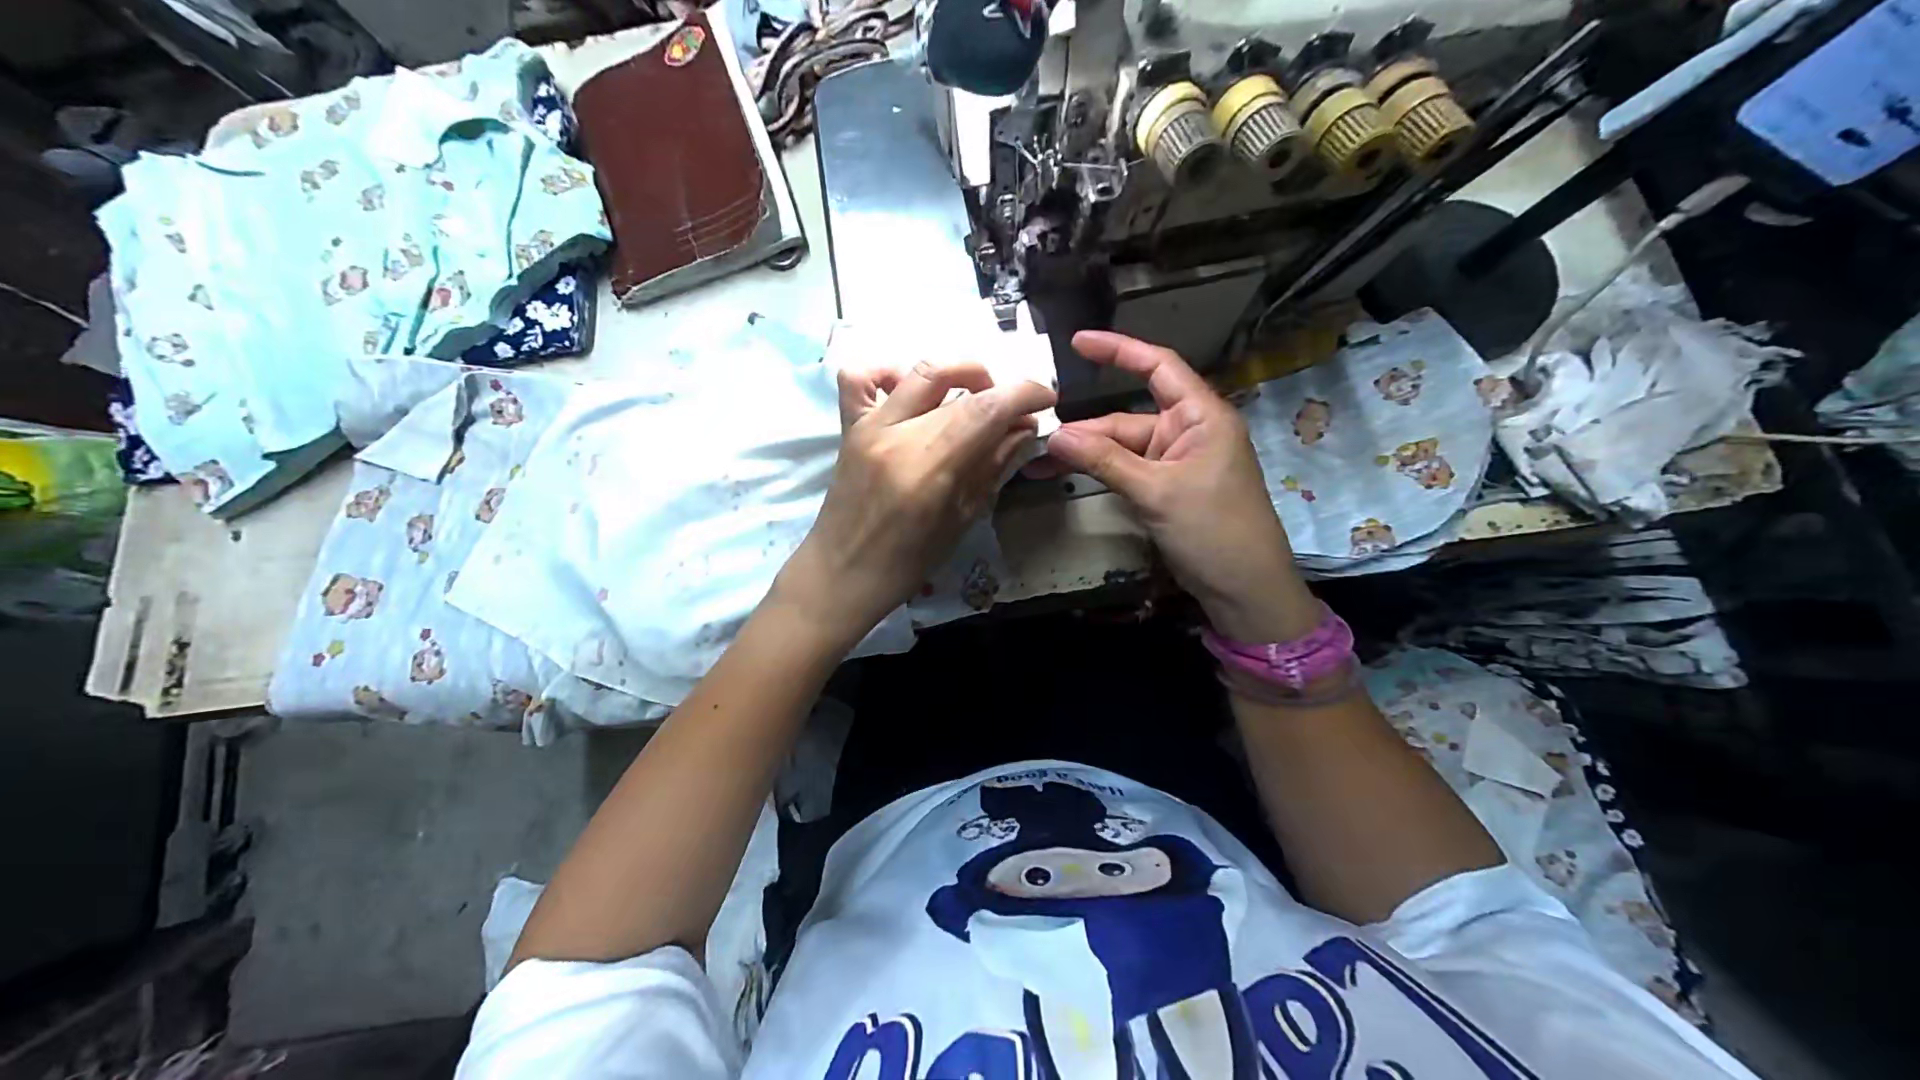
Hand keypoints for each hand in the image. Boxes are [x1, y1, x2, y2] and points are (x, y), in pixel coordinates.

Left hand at [773, 360, 1056, 647]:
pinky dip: (890, 371)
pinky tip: (911, 391)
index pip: (985, 409)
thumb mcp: (962, 520)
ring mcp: (868, 427)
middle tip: (1015, 415)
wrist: (841, 574)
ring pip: (921, 372)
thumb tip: (1024, 429)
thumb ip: (993, 467)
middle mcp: (896, 437)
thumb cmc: (906, 562)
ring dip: (959, 373)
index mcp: (928, 469)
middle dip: (1000, 392)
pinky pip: (861, 377)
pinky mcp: (849, 426)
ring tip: (975, 395)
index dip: (1023, 394)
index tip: (1045, 399)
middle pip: (960, 389)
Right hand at [1042, 331, 1319, 641]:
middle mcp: (1188, 432)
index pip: (1158, 367)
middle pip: (1126, 418)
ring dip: (1086, 455)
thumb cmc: (1214, 530)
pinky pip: (1127, 471)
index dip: (1119, 350)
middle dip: (1085, 430)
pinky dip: (1100, 473)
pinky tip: (1068, 476)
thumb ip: (1105, 461)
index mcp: (1200, 416)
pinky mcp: (1167, 489)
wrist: (1245, 589)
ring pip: (1122, 448)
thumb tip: (1055, 436)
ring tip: (1042, 464)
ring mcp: (1176, 463)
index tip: (1077, 342)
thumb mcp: (1156, 492)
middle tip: (1039, 443)